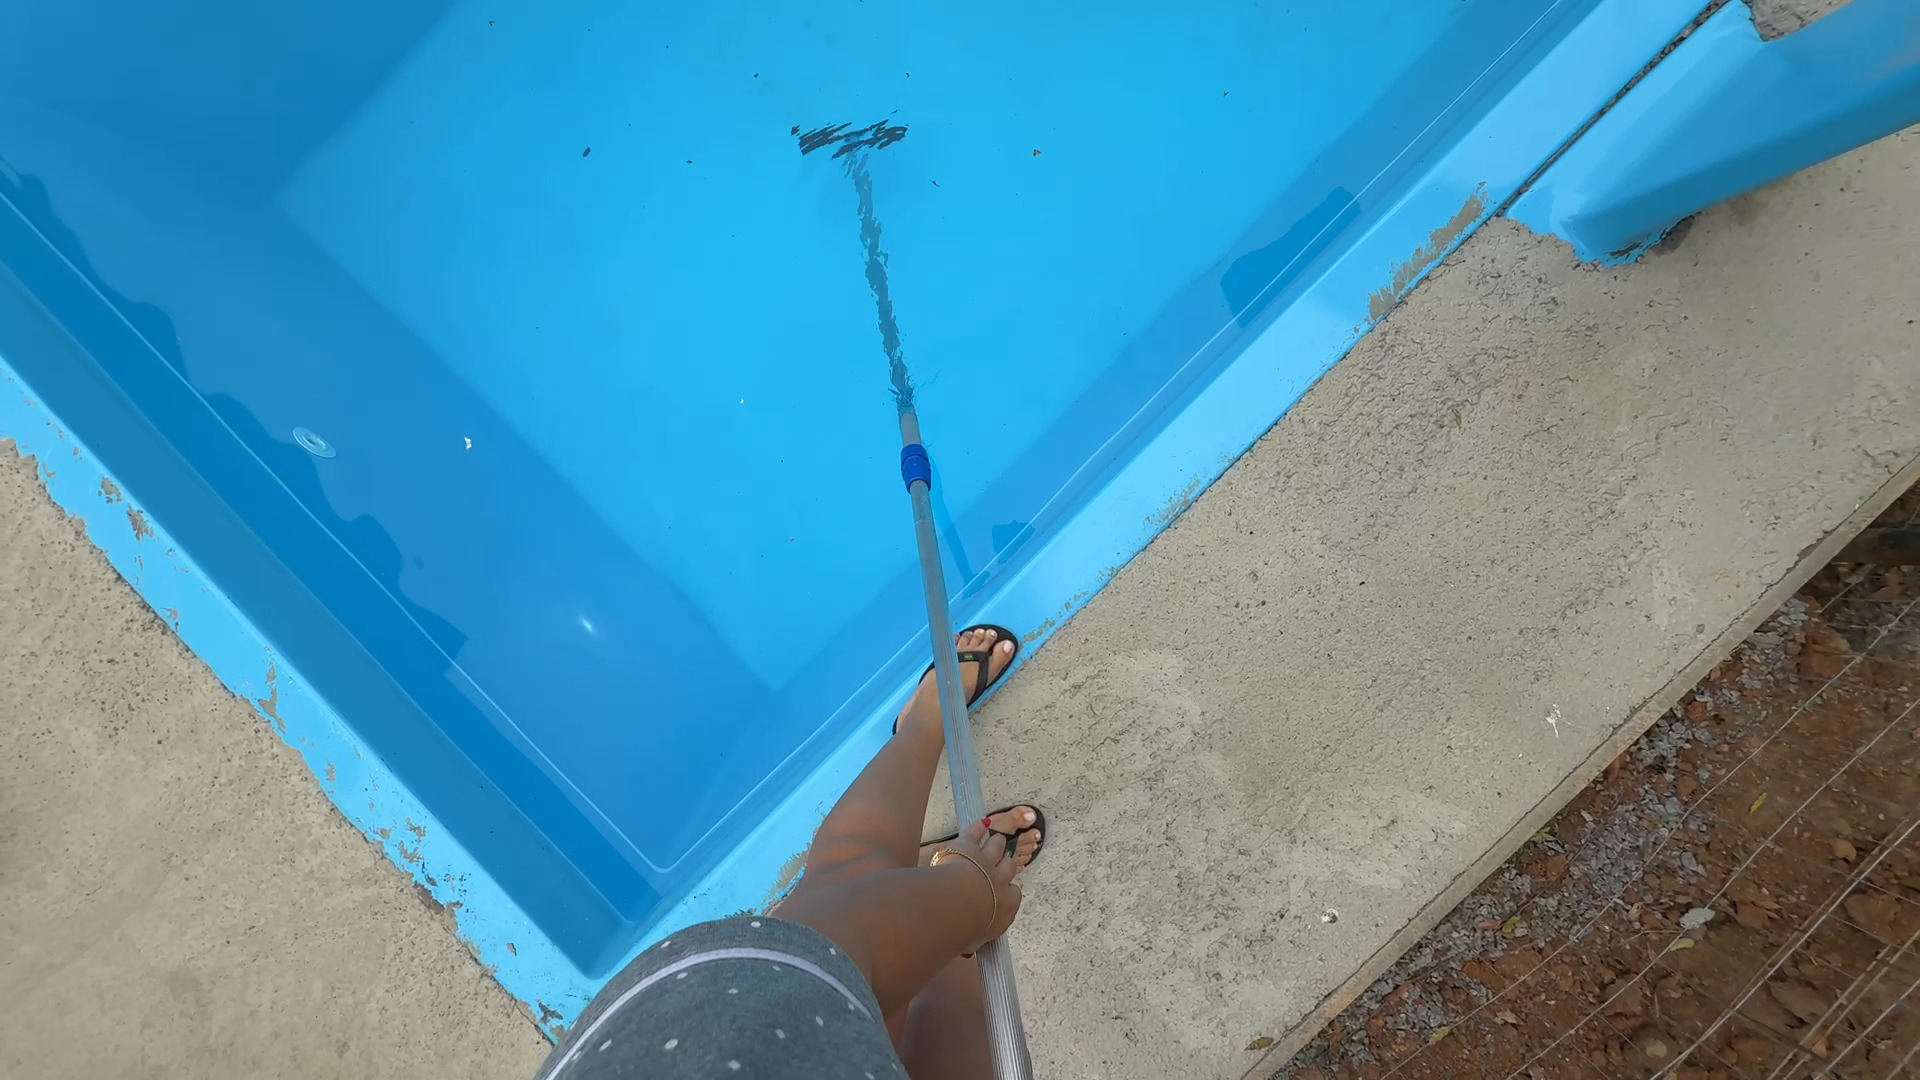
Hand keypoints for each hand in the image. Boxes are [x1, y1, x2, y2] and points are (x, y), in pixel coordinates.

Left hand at [942, 817, 1023, 944]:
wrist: (956, 906)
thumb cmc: (964, 929)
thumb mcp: (973, 941)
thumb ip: (975, 937)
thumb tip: (969, 945)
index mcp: (1006, 906)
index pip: (1014, 895)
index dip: (1009, 891)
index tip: (1006, 891)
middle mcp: (1000, 880)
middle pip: (1009, 866)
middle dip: (1007, 863)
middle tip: (1006, 860)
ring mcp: (986, 860)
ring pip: (997, 846)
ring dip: (997, 842)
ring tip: (998, 838)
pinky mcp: (969, 845)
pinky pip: (977, 832)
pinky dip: (979, 826)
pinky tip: (983, 821)